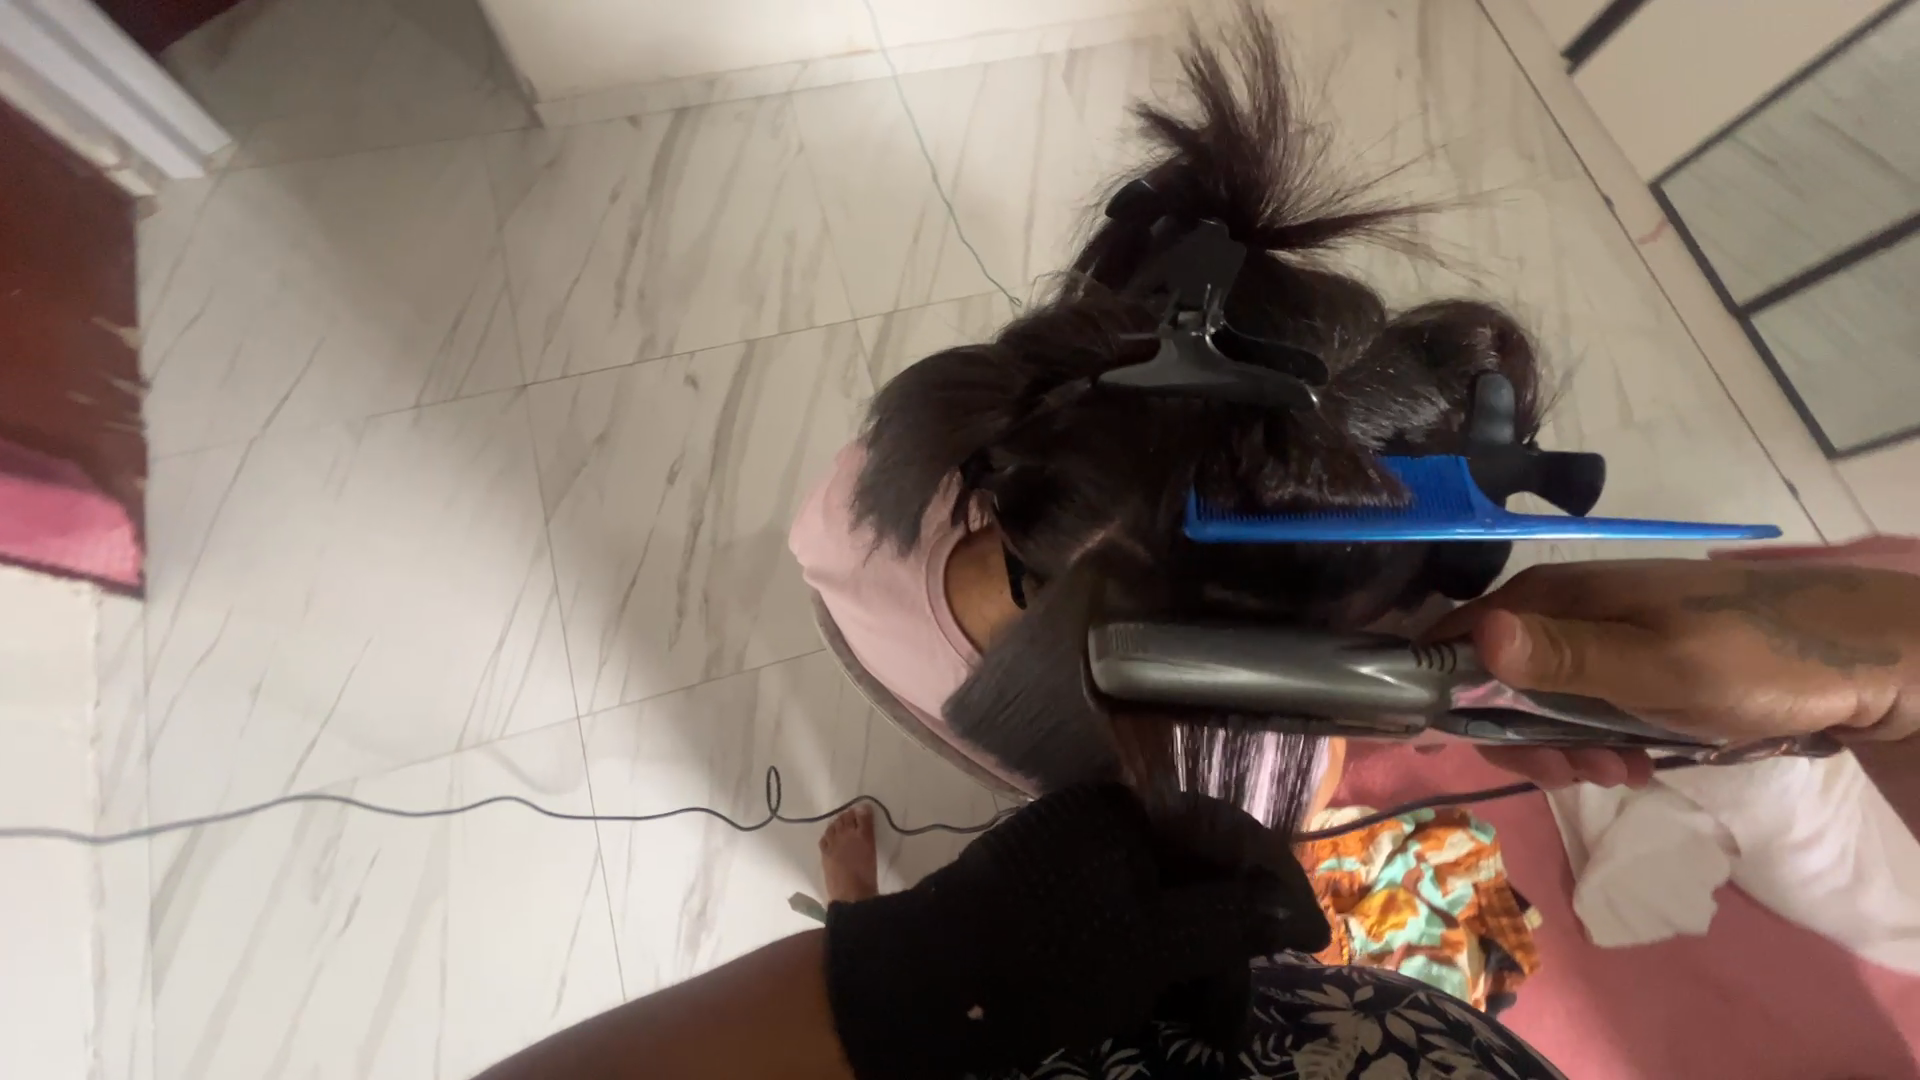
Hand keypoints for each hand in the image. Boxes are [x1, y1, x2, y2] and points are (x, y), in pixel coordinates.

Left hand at [824, 784, 1326, 1078]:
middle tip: (1237, 1010)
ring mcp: (1068, 851)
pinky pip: (1115, 911)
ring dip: (1183, 958)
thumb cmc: (1045, 955)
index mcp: (1122, 809)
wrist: (930, 980)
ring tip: (1199, 1023)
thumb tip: (1290, 906)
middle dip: (1222, 939)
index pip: (1219, 830)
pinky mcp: (1048, 887)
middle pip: (1187, 869)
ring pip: (1152, 897)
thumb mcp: (1149, 944)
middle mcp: (1097, 818)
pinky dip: (1142, 956)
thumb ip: (1223, 918)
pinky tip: (1151, 1002)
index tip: (1311, 937)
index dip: (1271, 884)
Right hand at [1428, 556, 1919, 788]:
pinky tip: (1631, 759)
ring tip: (1615, 773)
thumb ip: (1565, 656)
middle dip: (1516, 734)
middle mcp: (1553, 609)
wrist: (1879, 657)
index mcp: (1544, 597)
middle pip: (1490, 676)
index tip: (1493, 746)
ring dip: (1559, 744)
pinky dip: (1592, 737)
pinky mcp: (1624, 657)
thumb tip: (1477, 634)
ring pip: (1534, 696)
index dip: (1452, 694)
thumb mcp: (1661, 665)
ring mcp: (1590, 633)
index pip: (1453, 640)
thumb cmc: (1759, 659)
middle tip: (1569, 774)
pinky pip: (1579, 701)